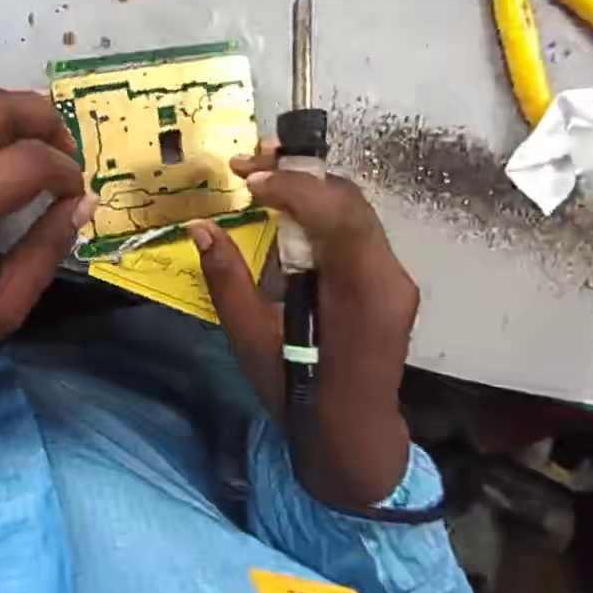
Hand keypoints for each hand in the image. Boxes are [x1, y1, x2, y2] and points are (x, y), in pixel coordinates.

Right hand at [186, 143, 418, 508]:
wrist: (349, 430)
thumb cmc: (297, 390)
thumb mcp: (250, 337)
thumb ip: (226, 279)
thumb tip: (199, 227)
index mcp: (365, 294)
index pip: (342, 217)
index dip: (295, 188)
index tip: (247, 181)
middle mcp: (390, 276)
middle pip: (350, 203)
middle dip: (297, 174)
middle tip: (244, 163)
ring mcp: (392, 275)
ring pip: (352, 209)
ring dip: (304, 187)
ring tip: (255, 176)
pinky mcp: (382, 277)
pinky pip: (350, 227)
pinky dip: (314, 209)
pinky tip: (280, 208)